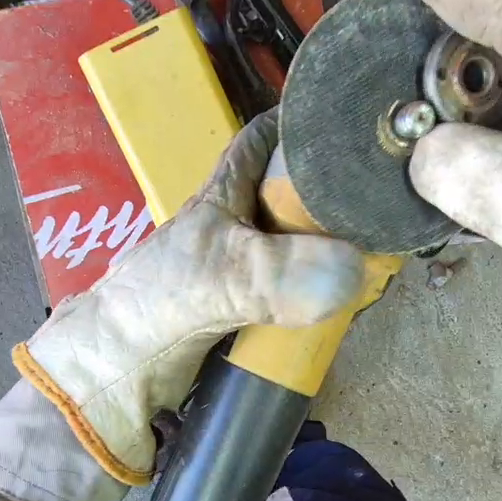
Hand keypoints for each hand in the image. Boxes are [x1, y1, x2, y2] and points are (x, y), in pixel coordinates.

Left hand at [14, 112, 363, 484]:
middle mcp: (237, 226)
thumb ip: (275, 274)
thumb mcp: (215, 278)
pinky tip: (347, 301)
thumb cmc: (152, 307)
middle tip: (384, 201)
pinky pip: (296, 292)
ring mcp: (244, 270)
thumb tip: (349, 273)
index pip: (266, 139)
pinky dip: (319, 295)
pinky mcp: (251, 313)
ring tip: (381, 250)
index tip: (351, 122)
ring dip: (332, 249)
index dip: (304, 124)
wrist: (117, 377)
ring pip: (300, 245)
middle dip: (334, 194)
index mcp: (223, 194)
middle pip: (295, 194)